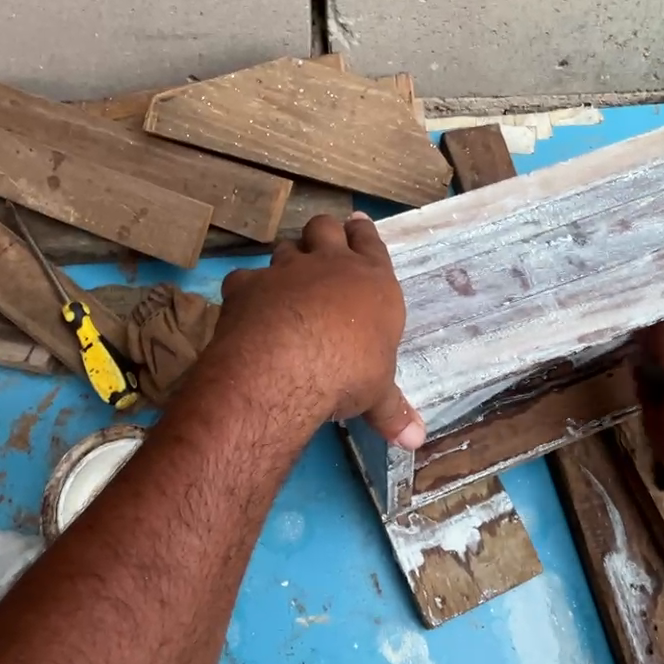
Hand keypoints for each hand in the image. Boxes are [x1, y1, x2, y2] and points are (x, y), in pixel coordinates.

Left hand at [206, 213, 424, 448]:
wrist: (288, 365)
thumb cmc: (350, 372)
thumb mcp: (377, 394)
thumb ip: (392, 410)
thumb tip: (417, 441)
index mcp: (371, 281)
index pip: (370, 242)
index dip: (363, 232)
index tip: (358, 222)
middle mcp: (329, 265)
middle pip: (325, 227)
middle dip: (324, 233)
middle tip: (322, 244)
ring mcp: (285, 270)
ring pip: (285, 247)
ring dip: (287, 259)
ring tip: (286, 278)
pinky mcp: (247, 285)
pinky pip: (246, 278)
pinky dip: (248, 290)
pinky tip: (248, 306)